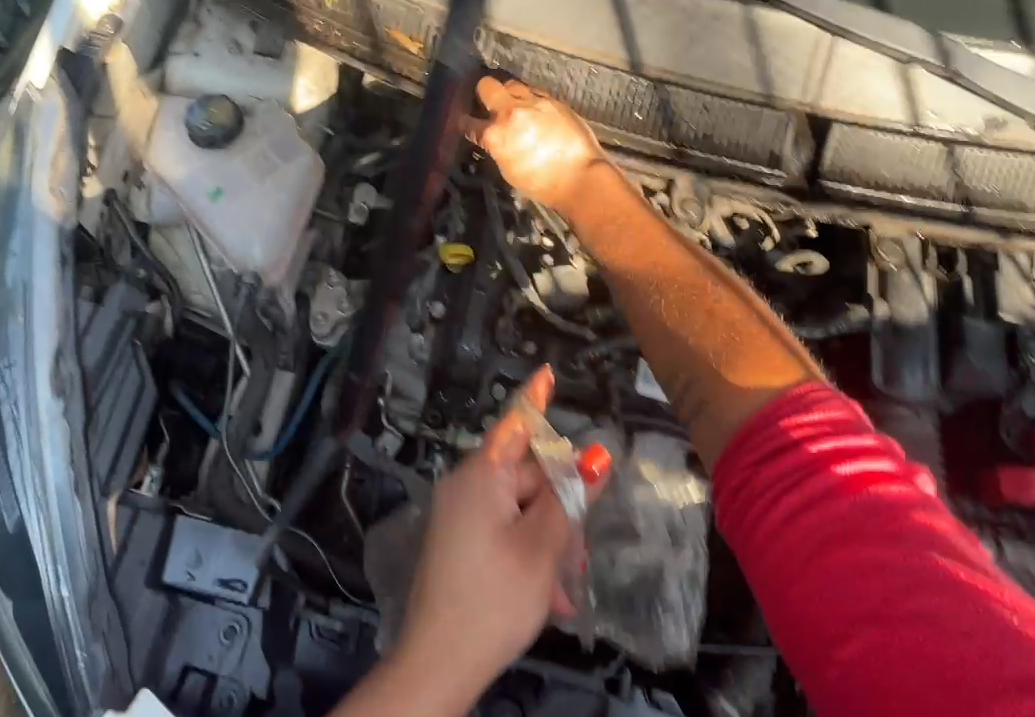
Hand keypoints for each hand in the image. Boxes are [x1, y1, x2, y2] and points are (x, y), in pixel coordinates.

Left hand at [391, 367, 576, 695]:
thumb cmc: (494, 597)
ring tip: (565, 586)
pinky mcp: (458, 543)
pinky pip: (503, 532)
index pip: (515, 424)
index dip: (535, 398)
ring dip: (549, 540)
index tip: (547, 370)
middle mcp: (465, 486)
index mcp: (481, 476)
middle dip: (560, 507)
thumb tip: (596, 455)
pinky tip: (549, 596)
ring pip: (519, 510)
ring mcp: (458, 516)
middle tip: (581, 552)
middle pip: (526, 475)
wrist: (438, 662)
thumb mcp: (542, 547)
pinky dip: (529, 554)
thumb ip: (570, 498)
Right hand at [469, 77, 610, 214]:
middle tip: (488, 103)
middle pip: (487, 86)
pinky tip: (535, 109)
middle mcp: (510, 112)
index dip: (467, 124)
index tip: (468, 125)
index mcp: (495, 134)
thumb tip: (494, 140)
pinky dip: (531, 98)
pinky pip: (535, 91)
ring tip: (513, 104)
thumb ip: (497, 148)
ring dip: (509, 93)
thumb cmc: (542, 183)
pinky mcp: (554, 100)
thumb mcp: (508, 170)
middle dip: (484, 93)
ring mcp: (534, 102)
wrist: (580, 177)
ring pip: (512, 84)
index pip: (470, 123)